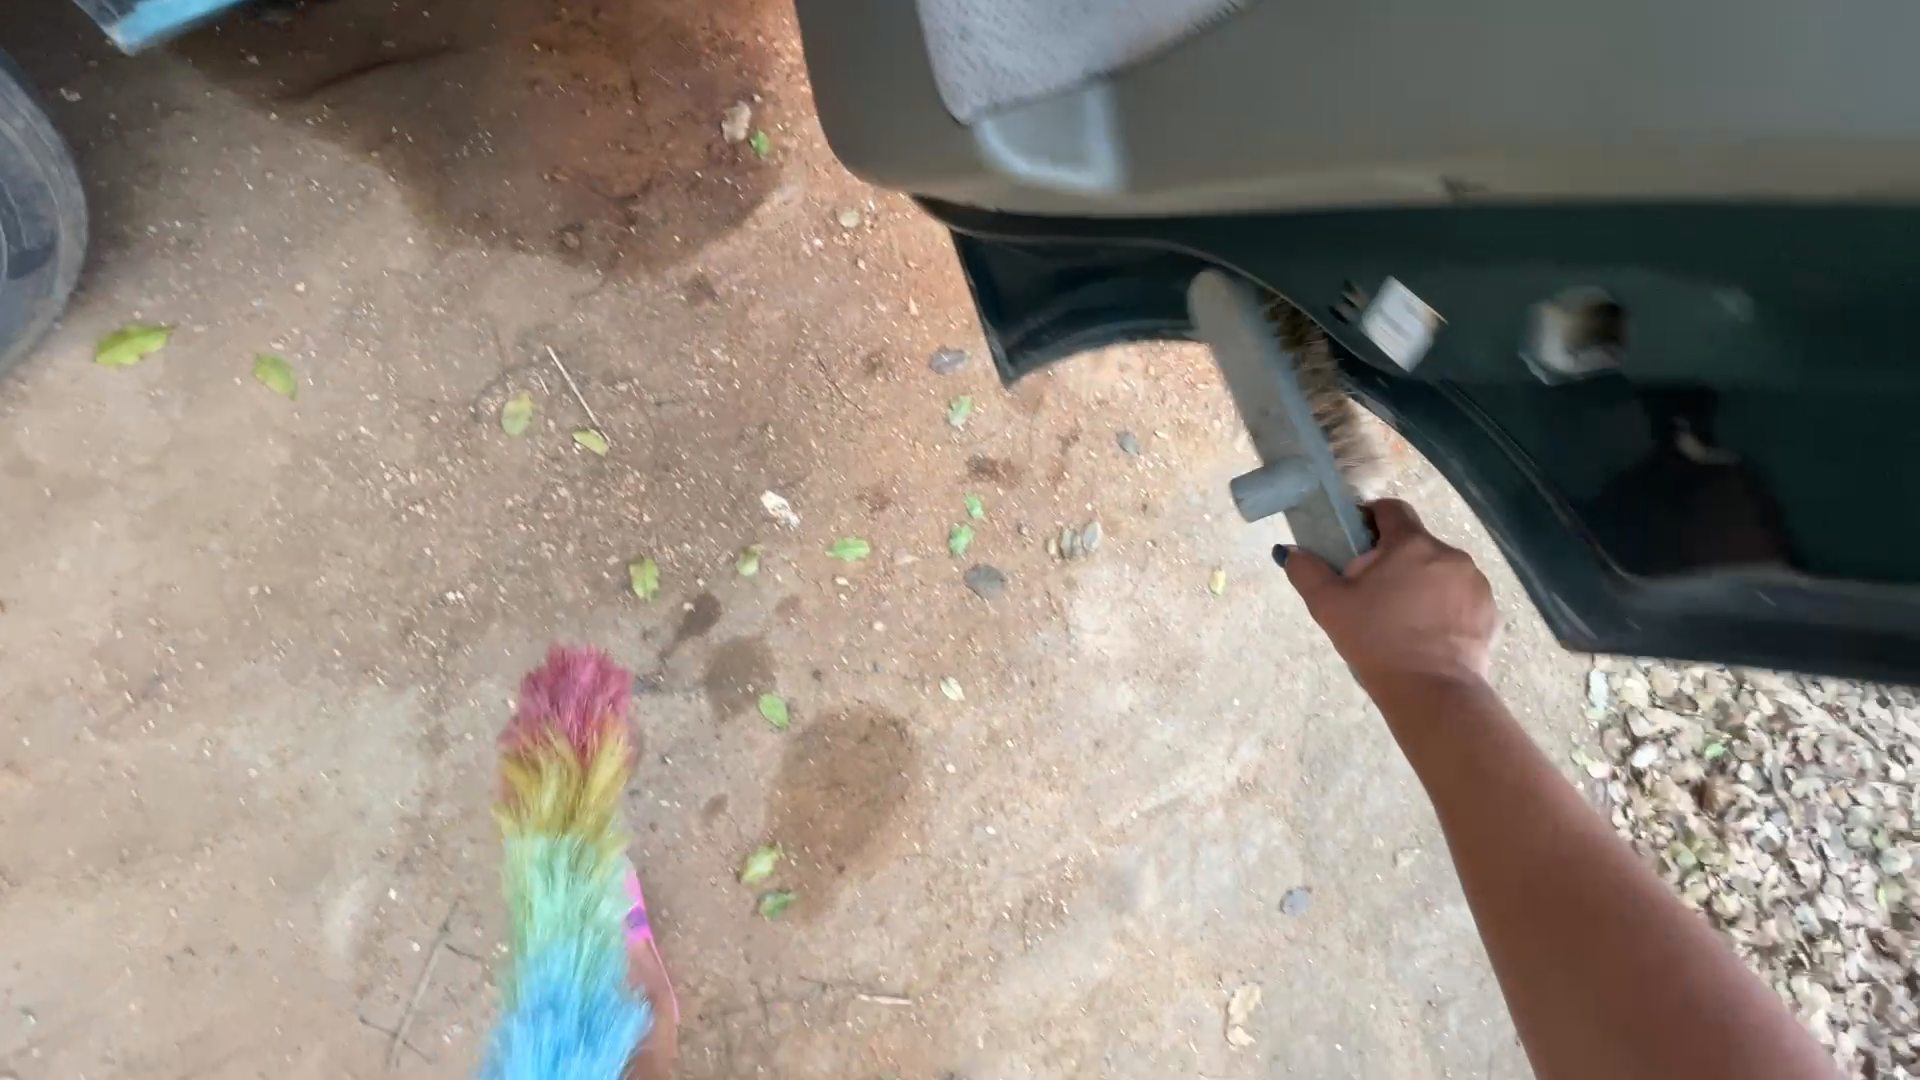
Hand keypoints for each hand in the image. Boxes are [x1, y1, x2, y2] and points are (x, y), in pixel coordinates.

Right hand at [1279, 499, 1497, 692]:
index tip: (1355, 540)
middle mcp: (1449, 554)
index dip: (1370, 516)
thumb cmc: (1375, 639)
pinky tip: (1425, 632)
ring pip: (1438, 569)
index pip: (1391, 509)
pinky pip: (1458, 595)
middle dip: (1391, 558)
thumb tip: (1289, 550)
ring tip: (1399, 616)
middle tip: (1369, 592)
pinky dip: (1441, 605)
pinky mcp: (1489, 610)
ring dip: (1418, 581)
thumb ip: (1306, 571)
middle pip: (1414, 542)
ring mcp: (1475, 582)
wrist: (1432, 690)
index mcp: (1410, 545)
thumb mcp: (1328, 605)